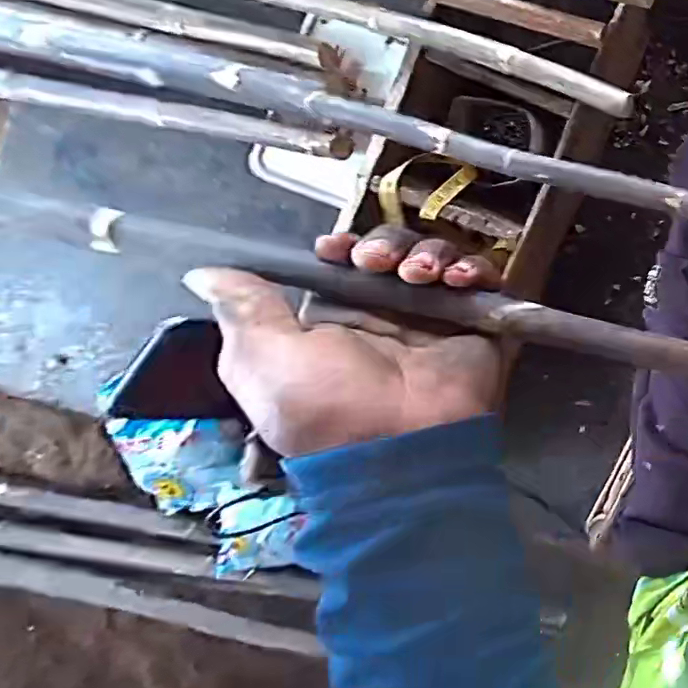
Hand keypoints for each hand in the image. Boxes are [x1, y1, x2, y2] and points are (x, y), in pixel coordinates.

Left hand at [182, 224, 504, 456]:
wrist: (402, 443)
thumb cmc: (327, 404)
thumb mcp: (263, 359)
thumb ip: (243, 310)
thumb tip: (205, 272)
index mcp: (340, 320)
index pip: (347, 263)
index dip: (345, 246)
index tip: (338, 249)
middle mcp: (389, 315)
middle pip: (395, 250)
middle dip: (388, 244)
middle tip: (380, 264)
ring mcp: (437, 319)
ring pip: (437, 257)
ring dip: (429, 254)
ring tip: (424, 277)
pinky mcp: (477, 323)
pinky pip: (482, 279)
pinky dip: (474, 269)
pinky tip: (456, 280)